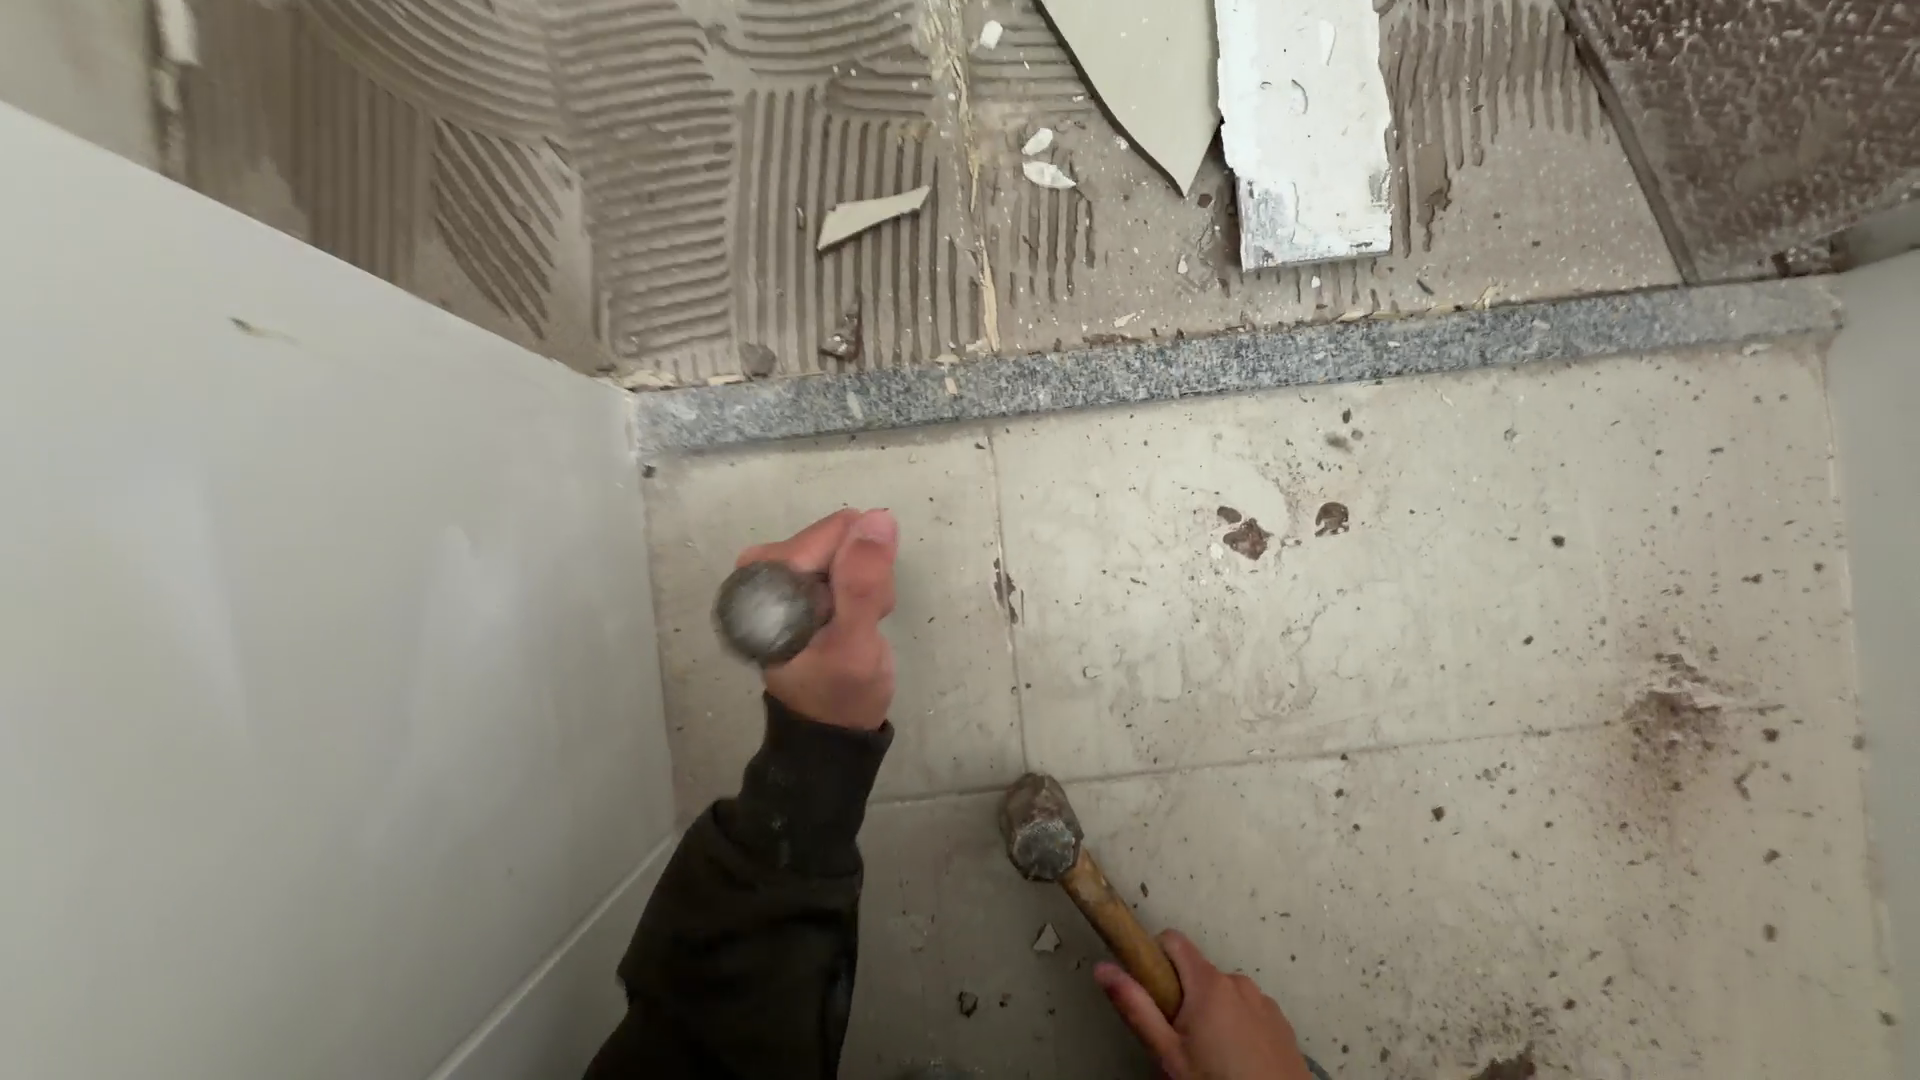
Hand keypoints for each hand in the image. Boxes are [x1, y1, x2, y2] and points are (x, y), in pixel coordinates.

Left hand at [735, 508, 898, 730]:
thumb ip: (862, 584)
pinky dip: (861, 587)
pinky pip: (846, 559)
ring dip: (865, 584)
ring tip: (858, 627)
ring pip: (848, 546)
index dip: (858, 569)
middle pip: (839, 537)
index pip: (831, 535)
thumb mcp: (855, 646)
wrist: (832, 729)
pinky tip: (856, 620)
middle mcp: (763, 568)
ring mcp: (781, 573)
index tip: (858, 613)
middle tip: (860, 623)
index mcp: (761, 580)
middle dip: (862, 575)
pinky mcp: (798, 581)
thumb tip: (878, 518)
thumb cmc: (840, 695)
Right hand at [1096, 930, 1312, 1079]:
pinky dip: (1239, 1026)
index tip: (1153, 991)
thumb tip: (1102, 967)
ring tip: (1213, 1059)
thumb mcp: (1168, 1054)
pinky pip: (1249, 1010)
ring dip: (1212, 1013)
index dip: (1155, 958)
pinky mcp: (1282, 1023)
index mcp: (1208, 982)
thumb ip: (1135, 1007)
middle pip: (1197, 973)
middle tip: (1181, 1042)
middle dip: (1184, 998)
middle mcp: (1238, 981)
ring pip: (1224, 994)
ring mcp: (1264, 1002)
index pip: (1172, 940)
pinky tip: (1240, 1063)